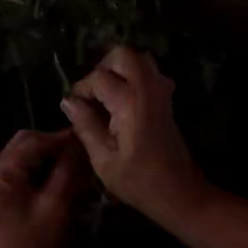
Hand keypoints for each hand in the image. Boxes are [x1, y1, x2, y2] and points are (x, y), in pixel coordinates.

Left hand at [0, 130, 88, 247]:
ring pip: (27, 160)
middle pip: (26, 146)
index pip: (33, 141)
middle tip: (84, 153)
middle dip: (55, 146)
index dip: (62, 137)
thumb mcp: (58, 206)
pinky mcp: (5, 203)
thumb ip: (69, 168)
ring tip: (79, 166)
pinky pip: (25, 176)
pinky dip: (46, 173)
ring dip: (52, 159)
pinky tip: (66, 181)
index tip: (89, 137)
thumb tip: (80, 140)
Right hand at [60, 47, 206, 220]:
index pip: (98, 78)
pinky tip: (124, 102)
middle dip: (102, 68)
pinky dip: (133, 76)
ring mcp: (161, 90)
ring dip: (119, 69)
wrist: (179, 192)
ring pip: (138, 58)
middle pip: (122, 54)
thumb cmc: (138, 181)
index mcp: (130, 102)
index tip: (76, 109)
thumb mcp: (103, 159)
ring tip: (107, 95)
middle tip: (93, 94)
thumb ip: (85, 125)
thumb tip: (68, 102)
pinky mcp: (167, 97)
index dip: (82, 90)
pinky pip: (149, 71)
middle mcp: (148, 88)